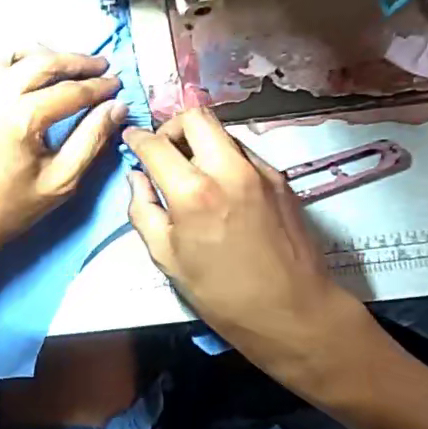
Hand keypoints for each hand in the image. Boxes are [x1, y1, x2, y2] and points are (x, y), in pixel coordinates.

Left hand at [0, 47, 125, 275]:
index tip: (119, 84)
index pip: (70, 91)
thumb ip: (92, 139)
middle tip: (103, 67)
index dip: (99, 87)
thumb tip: (117, 107)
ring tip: (71, 66)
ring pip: (16, 53)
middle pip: (44, 62)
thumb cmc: (8, 209)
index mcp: (19, 118)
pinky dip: (18, 58)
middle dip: (78, 62)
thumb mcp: (61, 181)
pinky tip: (34, 70)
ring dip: (48, 55)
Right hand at [124, 108, 366, 393]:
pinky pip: (246, 154)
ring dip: (203, 143)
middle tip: (166, 152)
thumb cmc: (224, 296)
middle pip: (196, 117)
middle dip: (173, 127)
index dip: (137, 138)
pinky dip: (227, 161)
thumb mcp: (169, 261)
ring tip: (195, 174)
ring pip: (224, 133)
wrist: (294, 311)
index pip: (157, 144)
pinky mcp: (282, 179)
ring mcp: (261, 171)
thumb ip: (145, 212)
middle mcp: (229, 170)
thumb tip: (138, 178)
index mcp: (194, 193)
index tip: (132, 141)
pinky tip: (225, 191)